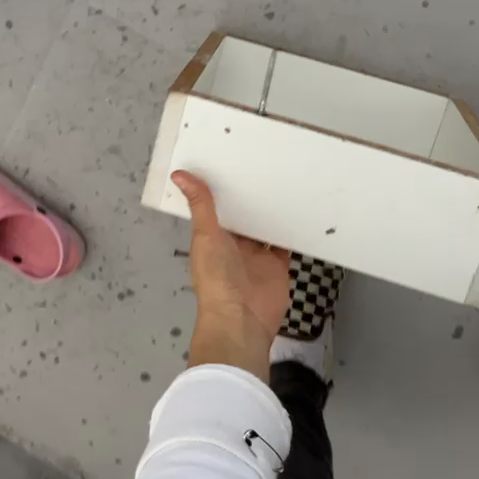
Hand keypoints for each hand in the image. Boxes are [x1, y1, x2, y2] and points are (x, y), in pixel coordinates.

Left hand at [174, 171, 289, 381]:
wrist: (242, 318)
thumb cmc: (217, 277)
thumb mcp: (205, 235)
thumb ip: (200, 205)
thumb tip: (179, 174)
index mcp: (212, 237)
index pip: (217, 207)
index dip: (222, 187)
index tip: (230, 159)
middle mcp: (234, 244)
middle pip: (244, 215)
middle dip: (250, 195)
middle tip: (264, 162)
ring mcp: (257, 255)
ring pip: (265, 226)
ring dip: (271, 209)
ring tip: (283, 177)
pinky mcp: (278, 263)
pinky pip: (286, 241)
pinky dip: (291, 228)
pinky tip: (300, 205)